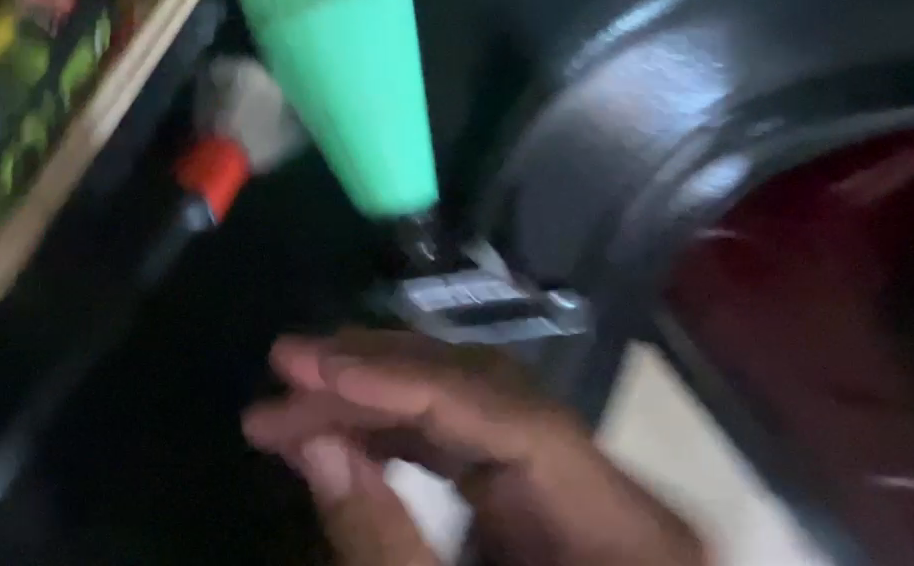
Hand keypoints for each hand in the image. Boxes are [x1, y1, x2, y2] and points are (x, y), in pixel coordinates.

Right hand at [242, 331, 705, 565]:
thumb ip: (384, 544)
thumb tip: (314, 442)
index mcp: (629, 534)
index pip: (513, 418)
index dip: (405, 381)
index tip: (310, 368)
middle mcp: (613, 494)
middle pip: (484, 393)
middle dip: (372, 375)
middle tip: (283, 367)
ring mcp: (577, 494)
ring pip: (464, 406)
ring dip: (368, 398)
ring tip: (289, 402)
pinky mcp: (540, 507)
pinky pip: (460, 446)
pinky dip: (391, 434)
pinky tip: (333, 435)